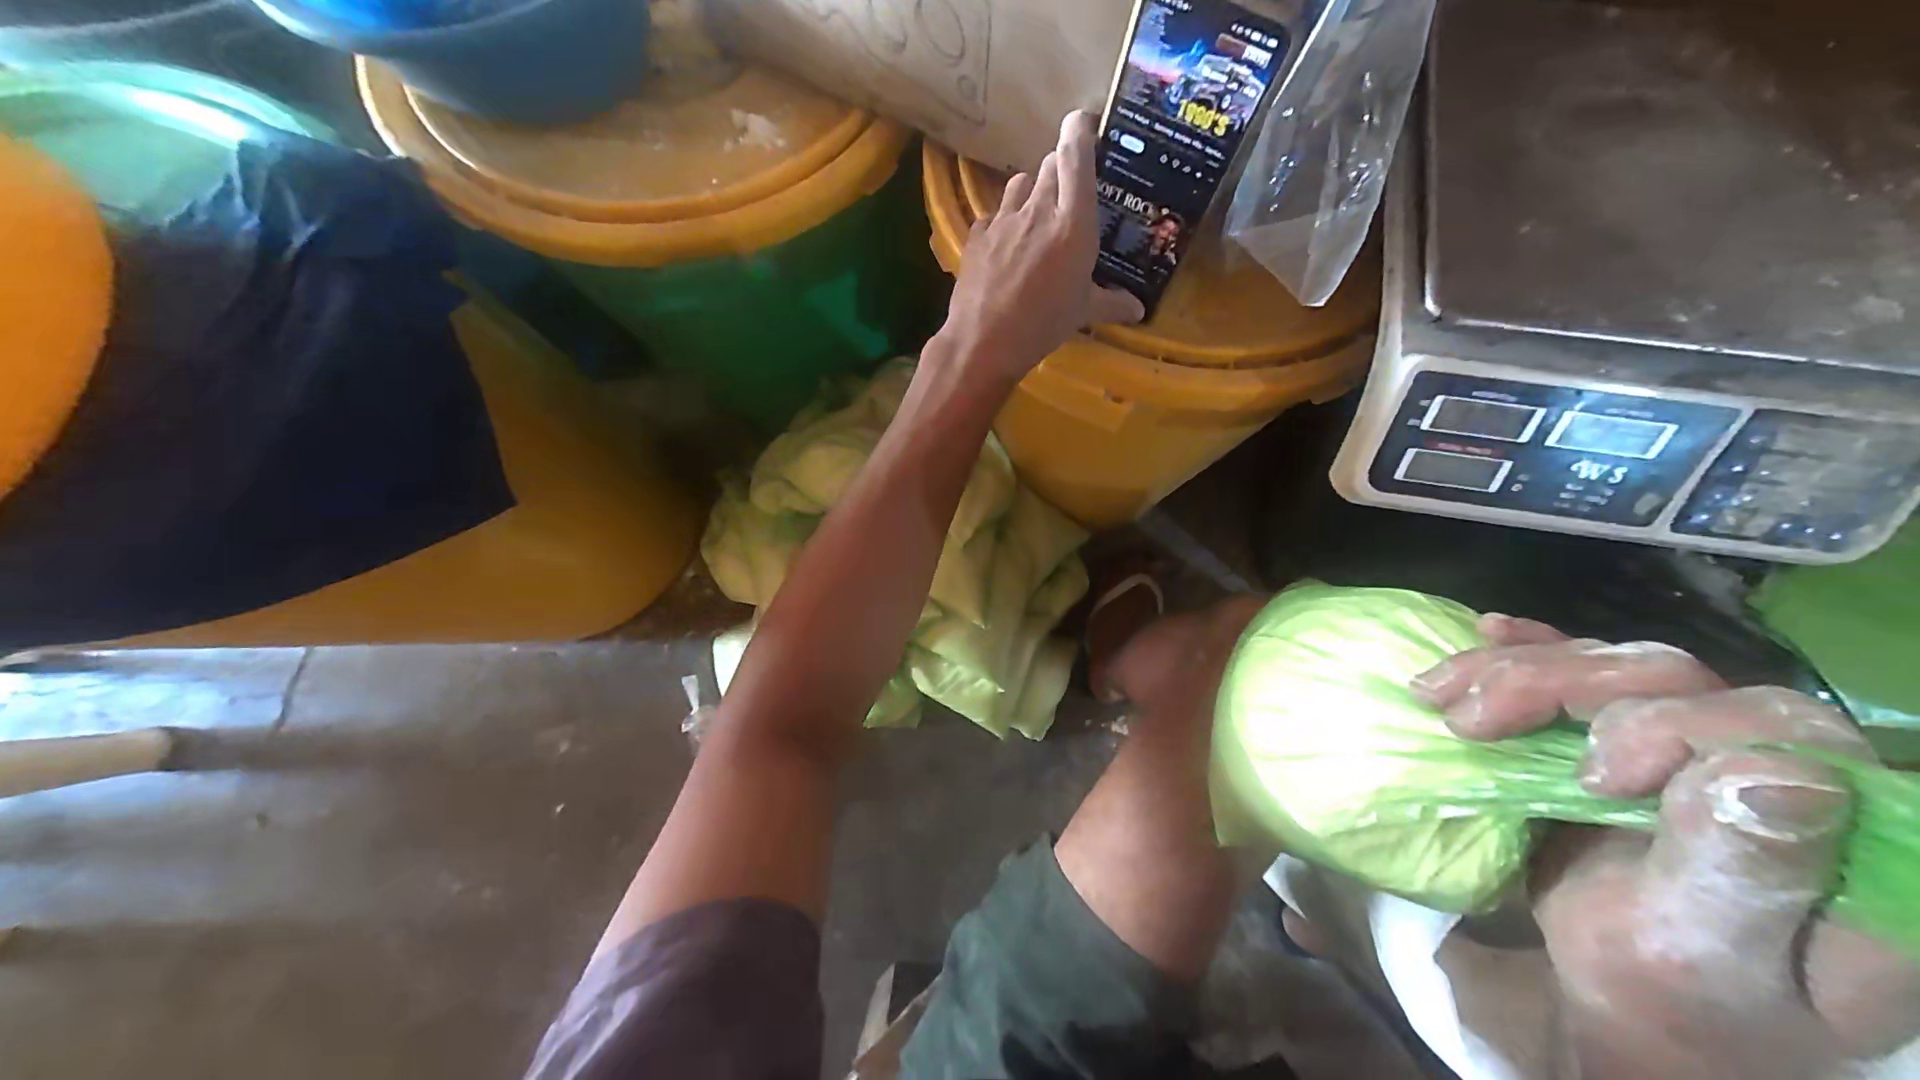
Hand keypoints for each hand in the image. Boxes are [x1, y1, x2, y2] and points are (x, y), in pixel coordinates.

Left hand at [939, 110, 1143, 385]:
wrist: (983, 341)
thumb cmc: (1042, 325)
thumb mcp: (1082, 314)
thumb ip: (1111, 304)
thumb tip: (1139, 310)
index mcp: (1073, 222)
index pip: (1076, 154)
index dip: (1080, 130)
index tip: (1085, 124)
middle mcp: (1038, 209)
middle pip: (1050, 165)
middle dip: (1061, 170)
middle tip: (1069, 195)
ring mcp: (1003, 219)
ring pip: (1021, 184)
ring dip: (1032, 192)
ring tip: (1037, 219)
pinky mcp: (977, 234)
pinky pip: (994, 214)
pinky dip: (1004, 222)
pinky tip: (1006, 246)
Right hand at [1413, 616, 1919, 1078]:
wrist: (1638, 1001)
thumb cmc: (1681, 1000)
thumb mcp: (1710, 952)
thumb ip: (1745, 869)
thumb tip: (1777, 771)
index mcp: (1844, 824)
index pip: (1764, 725)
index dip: (1667, 728)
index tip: (1590, 780)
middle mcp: (1774, 761)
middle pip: (1667, 677)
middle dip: (1554, 684)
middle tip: (1469, 722)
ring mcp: (1694, 740)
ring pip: (1610, 663)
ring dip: (1514, 669)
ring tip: (1438, 696)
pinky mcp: (1629, 735)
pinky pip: (1582, 667)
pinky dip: (1526, 646)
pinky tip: (1488, 633)